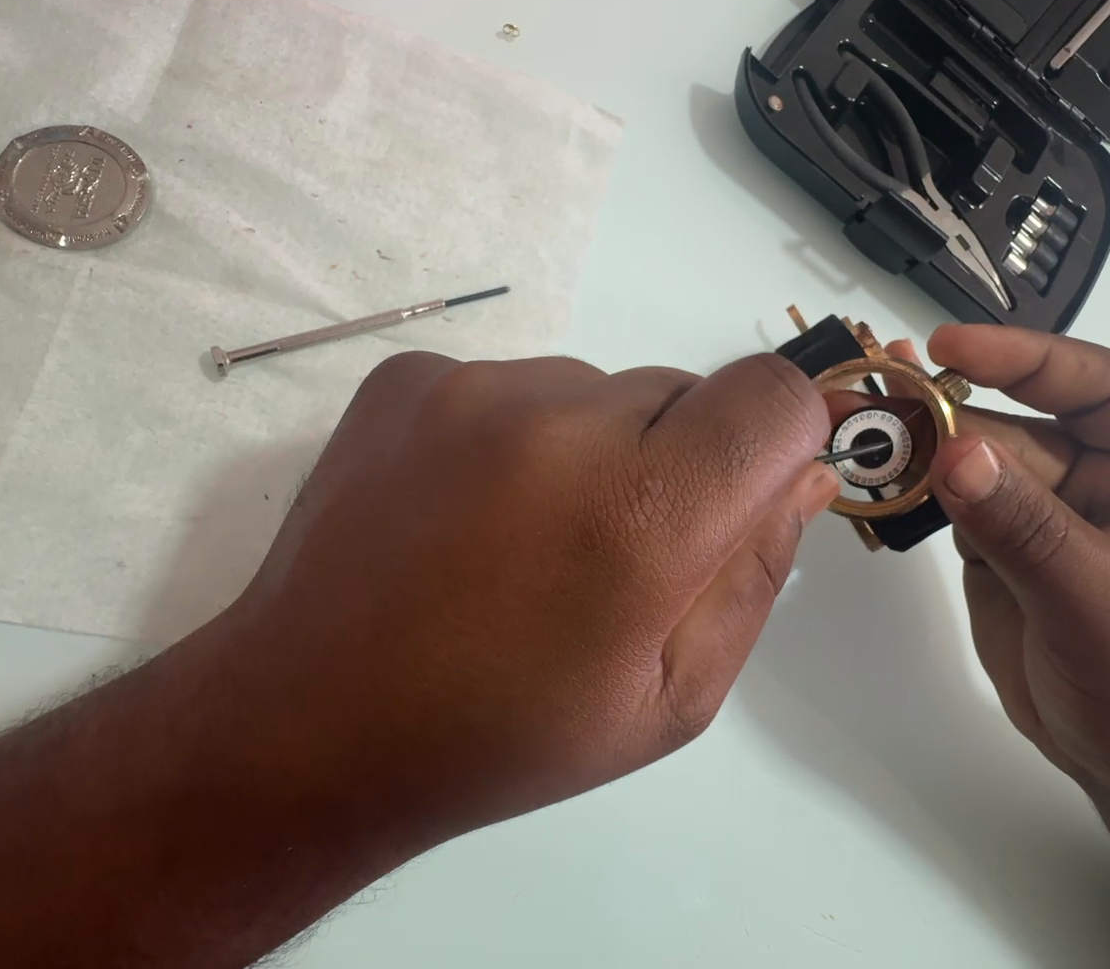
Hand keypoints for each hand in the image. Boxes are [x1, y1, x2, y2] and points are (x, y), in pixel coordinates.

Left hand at [184, 352, 838, 846]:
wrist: (307, 720)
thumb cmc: (506, 732)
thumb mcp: (672, 697)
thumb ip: (757, 572)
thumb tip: (801, 472)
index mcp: (639, 515)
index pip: (773, 395)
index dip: (783, 434)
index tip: (747, 488)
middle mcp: (558, 420)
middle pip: (685, 389)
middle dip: (682, 456)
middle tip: (613, 545)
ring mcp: (472, 387)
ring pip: (599, 386)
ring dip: (596, 446)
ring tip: (525, 535)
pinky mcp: (410, 375)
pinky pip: (516, 383)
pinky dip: (519, 434)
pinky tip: (467, 509)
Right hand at [910, 326, 1109, 817]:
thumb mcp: (1109, 607)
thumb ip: (1029, 529)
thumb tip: (953, 451)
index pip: (1101, 388)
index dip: (1026, 358)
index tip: (949, 346)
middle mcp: (1108, 479)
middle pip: (1019, 422)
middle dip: (949, 409)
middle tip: (876, 394)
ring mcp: (1051, 515)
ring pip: (977, 460)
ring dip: (920, 443)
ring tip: (860, 421)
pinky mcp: (1005, 549)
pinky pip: (954, 504)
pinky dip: (915, 490)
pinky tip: (877, 472)